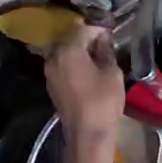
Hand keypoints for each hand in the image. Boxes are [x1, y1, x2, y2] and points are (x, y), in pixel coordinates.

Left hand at [45, 25, 124, 145]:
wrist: (87, 133)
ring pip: (64, 52)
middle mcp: (53, 57)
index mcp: (68, 51)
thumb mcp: (112, 73)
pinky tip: (88, 69)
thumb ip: (106, 52)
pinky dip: (74, 63)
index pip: (83, 30)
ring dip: (79, 50)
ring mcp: (49, 72)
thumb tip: (103, 40)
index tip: (111, 32)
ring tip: (97, 55)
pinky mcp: (51, 85)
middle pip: (69, 39)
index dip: (98, 29)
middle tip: (104, 42)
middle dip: (86, 38)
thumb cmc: (103, 101)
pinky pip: (62, 65)